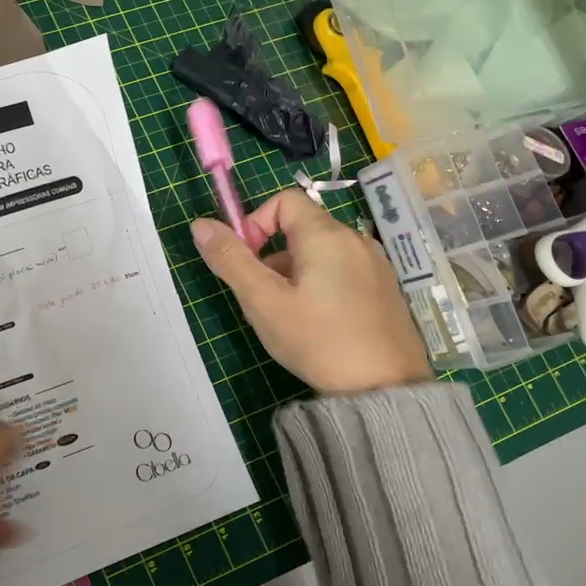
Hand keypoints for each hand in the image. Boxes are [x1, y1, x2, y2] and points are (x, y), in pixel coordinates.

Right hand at [191, 189, 431, 394]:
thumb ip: (230, 260)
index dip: (256, 222)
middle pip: (300, 228)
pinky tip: (316, 321)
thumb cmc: (316, 339)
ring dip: (292, 273)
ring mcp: (375, 264)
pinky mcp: (384, 288)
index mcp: (326, 237)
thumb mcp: (262, 301)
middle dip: (271, 255)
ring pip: (319, 252)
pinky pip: (340, 270)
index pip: (284, 201)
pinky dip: (318, 284)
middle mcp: (356, 240)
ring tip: (288, 315)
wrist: (382, 385)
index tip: (245, 261)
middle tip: (262, 297)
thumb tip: (200, 225)